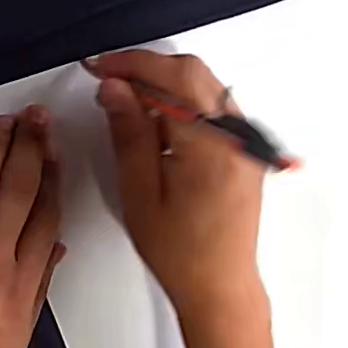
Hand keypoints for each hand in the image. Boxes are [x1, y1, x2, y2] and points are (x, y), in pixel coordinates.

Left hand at [0, 109, 63, 347]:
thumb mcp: (14, 345)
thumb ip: (36, 289)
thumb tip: (54, 243)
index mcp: (17, 289)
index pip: (45, 218)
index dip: (53, 180)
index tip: (56, 154)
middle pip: (16, 190)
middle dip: (30, 148)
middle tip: (37, 117)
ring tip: (5, 122)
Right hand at [88, 50, 267, 342]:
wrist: (219, 285)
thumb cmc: (183, 252)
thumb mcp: (140, 192)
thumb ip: (129, 133)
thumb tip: (115, 89)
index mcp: (212, 144)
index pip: (173, 76)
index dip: (132, 63)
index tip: (102, 66)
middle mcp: (237, 136)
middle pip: (192, 72)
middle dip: (146, 67)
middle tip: (109, 79)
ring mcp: (244, 141)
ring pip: (203, 85)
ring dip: (164, 83)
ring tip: (126, 101)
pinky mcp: (243, 148)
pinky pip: (212, 106)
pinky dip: (181, 101)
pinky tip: (154, 119)